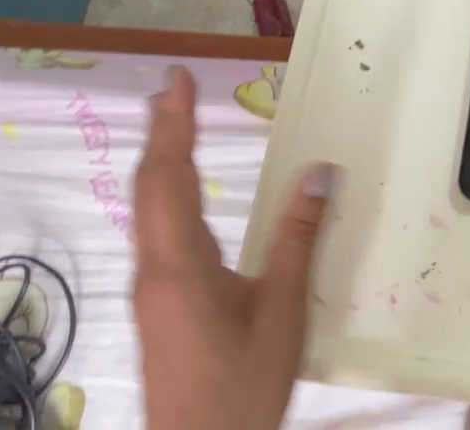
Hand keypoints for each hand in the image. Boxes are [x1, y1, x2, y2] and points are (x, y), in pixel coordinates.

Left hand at [133, 65, 336, 429]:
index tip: (176, 81)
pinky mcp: (160, 303)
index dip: (174, 125)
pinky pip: (156, 229)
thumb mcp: (282, 310)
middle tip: (174, 88)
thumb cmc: (242, 388)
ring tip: (175, 123)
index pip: (171, 178)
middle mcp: (155, 270)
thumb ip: (297, 236)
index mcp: (181, 266)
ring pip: (149, 208)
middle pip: (151, 187)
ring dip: (162, 159)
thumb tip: (320, 171)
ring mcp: (152, 289)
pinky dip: (167, 191)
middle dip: (163, 132)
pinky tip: (181, 192)